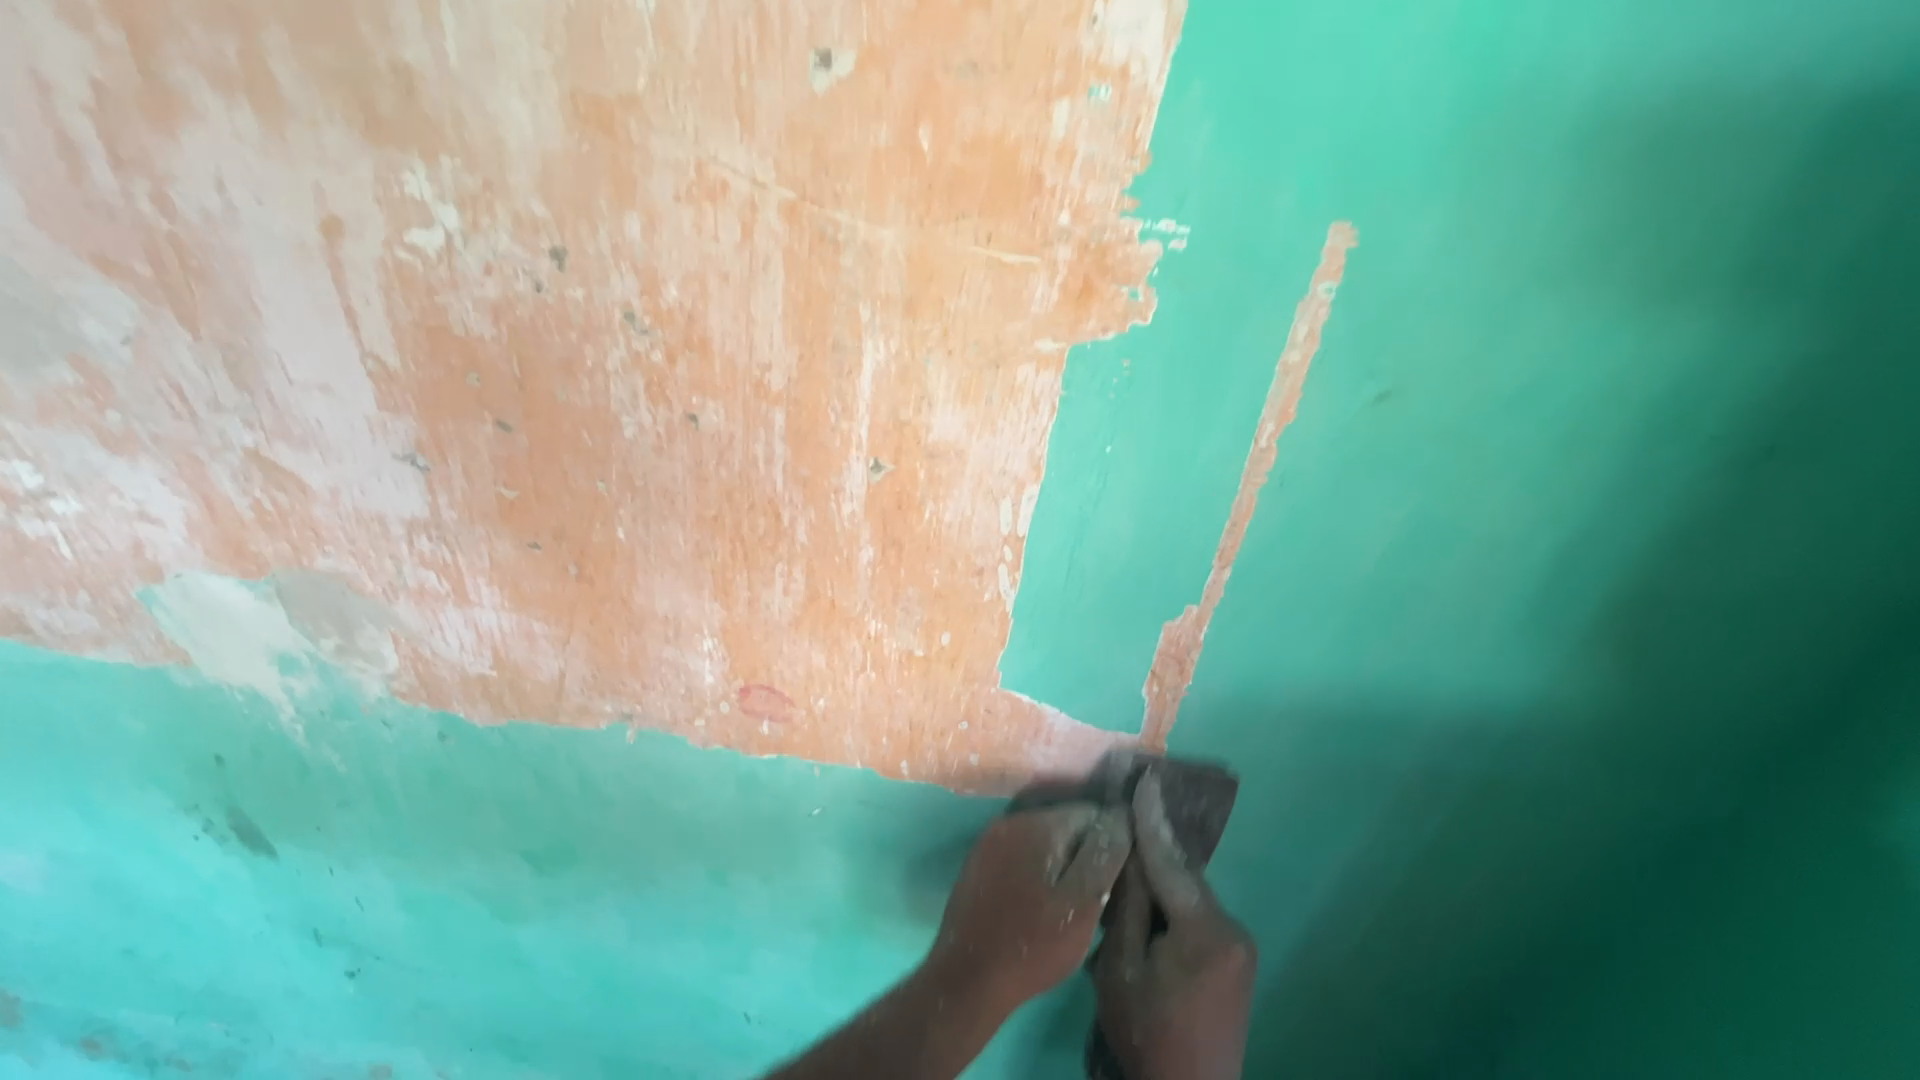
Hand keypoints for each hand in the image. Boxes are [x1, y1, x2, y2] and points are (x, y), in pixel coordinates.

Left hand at [927, 803, 1132, 1013]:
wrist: (969, 978)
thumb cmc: (1034, 945)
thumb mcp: (1083, 903)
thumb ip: (1104, 854)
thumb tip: (1119, 816)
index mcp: (1037, 823)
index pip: (1091, 814)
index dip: (1110, 844)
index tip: (1117, 878)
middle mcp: (1010, 821)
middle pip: (1065, 824)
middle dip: (1084, 852)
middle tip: (1096, 894)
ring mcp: (989, 842)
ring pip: (1042, 840)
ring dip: (1060, 862)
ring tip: (1070, 902)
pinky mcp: (978, 863)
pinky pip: (1019, 854)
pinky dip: (1036, 870)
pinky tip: (1040, 902)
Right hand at [1095, 772, 1256, 1079]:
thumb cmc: (1147, 1033)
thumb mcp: (1121, 969)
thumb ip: (1128, 907)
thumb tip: (1128, 856)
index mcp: (1206, 930)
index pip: (1170, 861)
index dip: (1151, 819)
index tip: (1144, 777)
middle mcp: (1233, 930)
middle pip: (1182, 878)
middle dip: (1150, 857)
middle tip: (1119, 824)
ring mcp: (1240, 947)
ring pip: (1189, 898)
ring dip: (1158, 886)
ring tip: (1124, 871)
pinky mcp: (1237, 962)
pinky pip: (1197, 918)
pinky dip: (1171, 909)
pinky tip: (1147, 909)